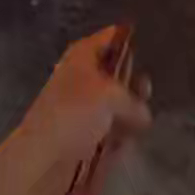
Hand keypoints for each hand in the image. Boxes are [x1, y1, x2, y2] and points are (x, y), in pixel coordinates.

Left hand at [21, 27, 150, 165]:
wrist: (41, 159)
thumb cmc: (75, 112)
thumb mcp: (112, 96)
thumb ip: (134, 101)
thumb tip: (145, 116)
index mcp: (84, 54)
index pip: (112, 35)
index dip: (131, 38)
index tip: (153, 44)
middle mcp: (82, 74)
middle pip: (114, 69)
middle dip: (132, 80)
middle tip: (147, 89)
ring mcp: (81, 105)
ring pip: (113, 101)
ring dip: (128, 110)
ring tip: (142, 120)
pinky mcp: (81, 133)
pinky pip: (108, 127)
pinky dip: (118, 132)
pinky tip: (128, 141)